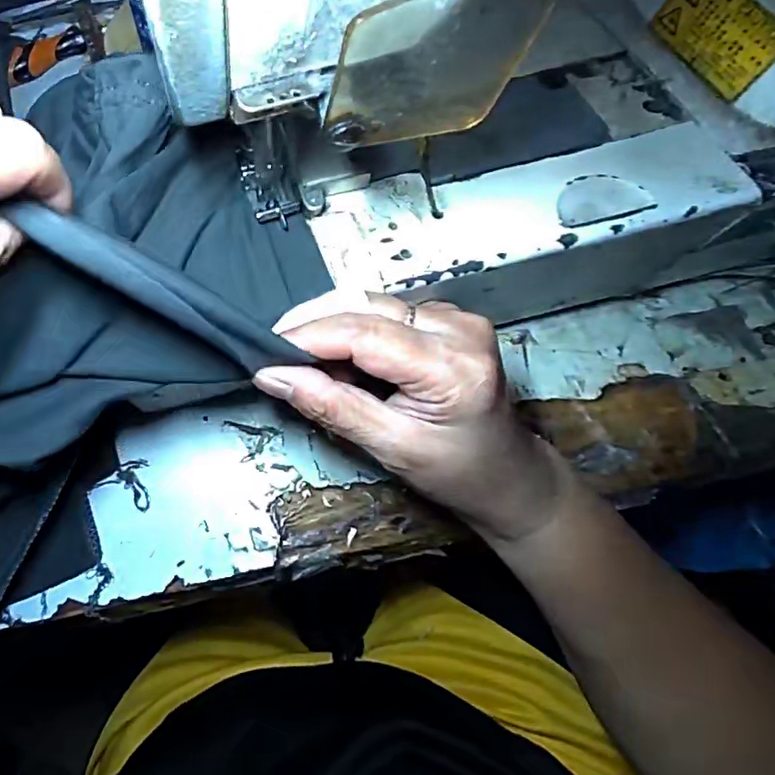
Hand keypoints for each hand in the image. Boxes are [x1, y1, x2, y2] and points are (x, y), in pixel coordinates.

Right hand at [253, 291, 578, 542]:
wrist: (508, 473)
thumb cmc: (456, 471)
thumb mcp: (390, 447)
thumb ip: (331, 406)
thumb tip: (274, 375)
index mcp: (450, 365)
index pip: (363, 332)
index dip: (307, 336)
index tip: (266, 352)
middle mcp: (458, 327)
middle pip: (364, 305)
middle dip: (312, 325)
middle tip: (276, 353)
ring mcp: (457, 316)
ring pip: (370, 301)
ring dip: (330, 325)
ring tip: (307, 359)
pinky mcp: (448, 316)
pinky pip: (386, 309)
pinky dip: (353, 327)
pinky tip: (342, 355)